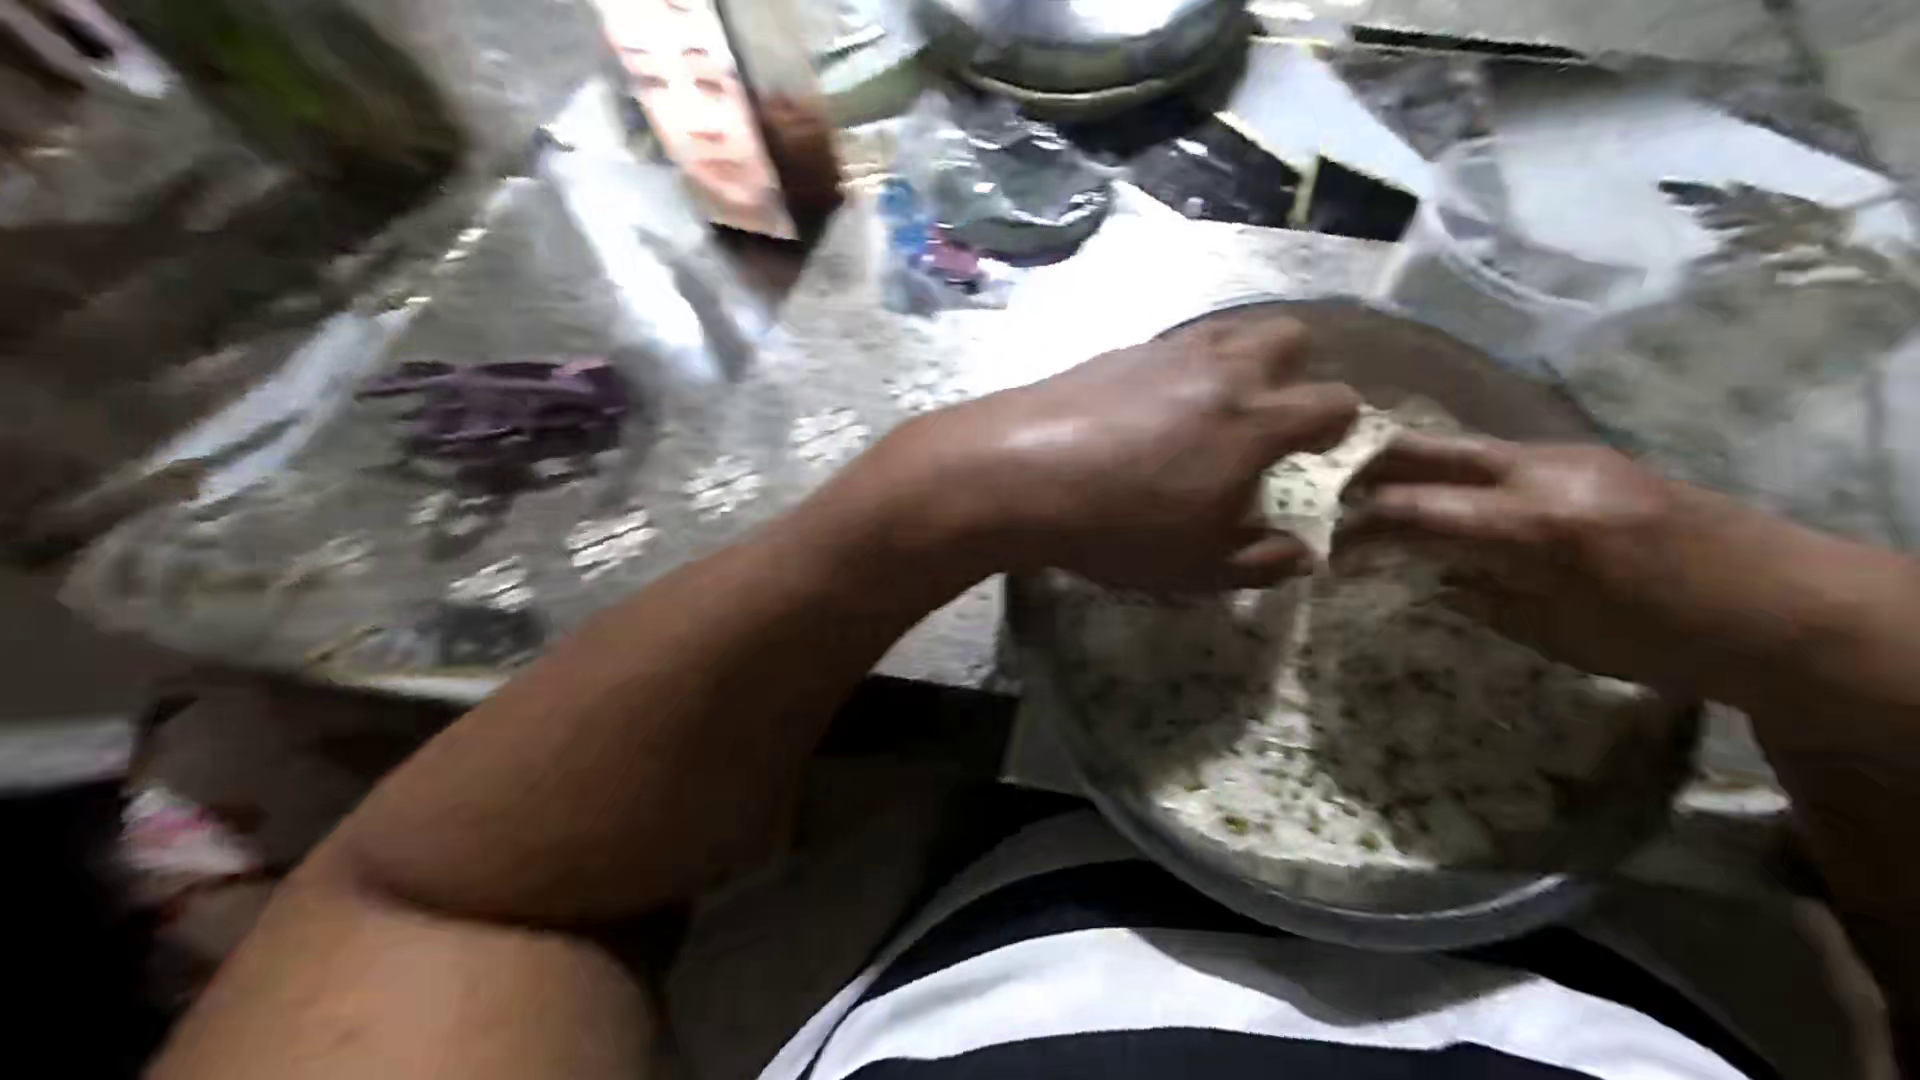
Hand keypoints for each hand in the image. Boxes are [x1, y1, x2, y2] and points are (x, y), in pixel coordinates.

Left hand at [838, 314, 1362, 589]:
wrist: (1013, 475)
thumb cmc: (1114, 527)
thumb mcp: (1195, 567)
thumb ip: (1260, 561)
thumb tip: (1302, 554)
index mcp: (1254, 420)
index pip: (1333, 402)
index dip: (1337, 424)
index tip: (1318, 447)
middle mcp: (1220, 369)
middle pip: (1291, 337)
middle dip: (1295, 371)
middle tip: (1265, 416)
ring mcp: (1166, 351)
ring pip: (1231, 329)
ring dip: (1240, 358)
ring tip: (1211, 405)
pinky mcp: (1118, 350)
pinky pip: (1174, 343)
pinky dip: (1183, 365)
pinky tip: (1150, 405)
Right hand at [1344, 434, 1711, 690]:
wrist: (1796, 607)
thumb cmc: (1665, 640)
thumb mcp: (1551, 633)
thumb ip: (1473, 594)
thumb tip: (1420, 578)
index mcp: (1527, 527)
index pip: (1405, 509)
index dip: (1356, 531)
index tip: (1335, 559)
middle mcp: (1537, 472)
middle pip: (1416, 448)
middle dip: (1365, 478)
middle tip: (1343, 513)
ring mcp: (1562, 454)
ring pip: (1452, 443)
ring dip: (1408, 473)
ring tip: (1388, 511)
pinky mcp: (1582, 454)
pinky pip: (1492, 454)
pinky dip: (1452, 476)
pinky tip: (1453, 509)